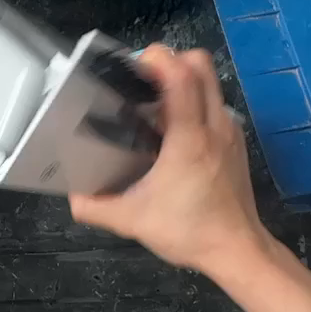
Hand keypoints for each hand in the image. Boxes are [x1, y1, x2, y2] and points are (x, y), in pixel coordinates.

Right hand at [71, 44, 272, 276]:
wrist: (237, 251)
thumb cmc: (188, 232)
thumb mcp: (133, 221)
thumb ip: (96, 208)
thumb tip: (72, 197)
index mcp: (190, 139)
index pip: (181, 77)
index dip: (156, 60)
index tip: (131, 66)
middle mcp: (215, 126)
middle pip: (200, 65)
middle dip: (169, 61)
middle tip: (140, 81)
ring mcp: (229, 131)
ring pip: (209, 82)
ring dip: (181, 80)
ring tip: (151, 105)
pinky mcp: (235, 141)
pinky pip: (213, 103)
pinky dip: (192, 101)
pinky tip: (170, 129)